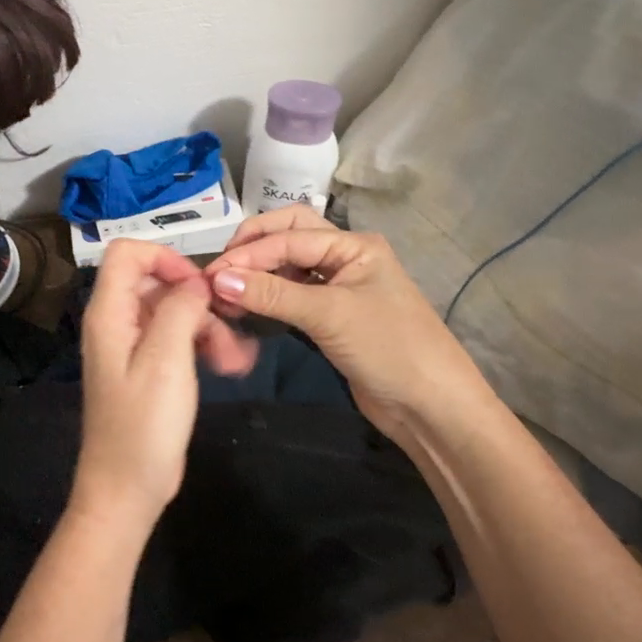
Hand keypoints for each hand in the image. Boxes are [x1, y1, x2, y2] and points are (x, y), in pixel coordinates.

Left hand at [73, 240, 255, 528]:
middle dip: (197, 301)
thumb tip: (196, 282)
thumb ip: (180, 309)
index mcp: (108, 314)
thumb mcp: (166, 361)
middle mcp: (114, 323)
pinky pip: (173, 339)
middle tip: (231, 330)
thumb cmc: (144, 426)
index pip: (127, 253)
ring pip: (172, 312)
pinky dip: (200, 346)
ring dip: (207, 328)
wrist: (126, 488)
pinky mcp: (145, 369)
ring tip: (235, 362)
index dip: (166, 258)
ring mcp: (128, 347)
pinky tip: (227, 367)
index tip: (199, 285)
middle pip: (156, 283)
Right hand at [204, 206, 497, 440]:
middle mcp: (346, 258)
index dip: (248, 254)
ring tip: (224, 292)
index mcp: (354, 245)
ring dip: (258, 272)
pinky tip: (245, 306)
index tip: (210, 276)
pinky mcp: (331, 317)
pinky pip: (292, 294)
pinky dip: (267, 296)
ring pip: (288, 266)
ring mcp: (339, 287)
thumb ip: (272, 294)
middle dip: (252, 248)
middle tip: (218, 271)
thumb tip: (217, 279)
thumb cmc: (388, 348)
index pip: (289, 236)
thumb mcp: (328, 315)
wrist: (430, 406)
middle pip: (289, 236)